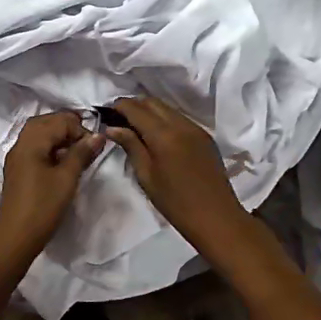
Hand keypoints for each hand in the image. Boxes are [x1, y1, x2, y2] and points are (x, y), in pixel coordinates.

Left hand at [0, 111, 105, 257]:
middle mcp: (20, 145)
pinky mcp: (18, 171)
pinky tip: (63, 161)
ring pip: (37, 135)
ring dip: (57, 136)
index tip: (94, 145)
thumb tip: (98, 135)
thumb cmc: (43, 206)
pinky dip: (49, 148)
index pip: (56, 121)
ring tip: (78, 150)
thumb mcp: (66, 179)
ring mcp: (16, 158)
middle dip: (66, 126)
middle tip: (86, 140)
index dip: (78, 128)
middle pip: (43, 123)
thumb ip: (81, 154)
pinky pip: (34, 149)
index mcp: (30, 143)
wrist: (15, 237)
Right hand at [105, 96, 245, 247]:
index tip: (105, 113)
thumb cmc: (174, 201)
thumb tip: (112, 128)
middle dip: (133, 105)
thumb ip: (131, 146)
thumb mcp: (146, 175)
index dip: (119, 106)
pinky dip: (163, 119)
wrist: (216, 217)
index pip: (136, 109)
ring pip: (167, 108)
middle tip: (117, 119)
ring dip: (149, 111)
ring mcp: (196, 129)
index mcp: (164, 135)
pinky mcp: (204, 136)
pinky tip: (155, 134)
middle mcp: (181, 125)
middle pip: (152, 102)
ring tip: (134, 126)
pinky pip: (179, 118)